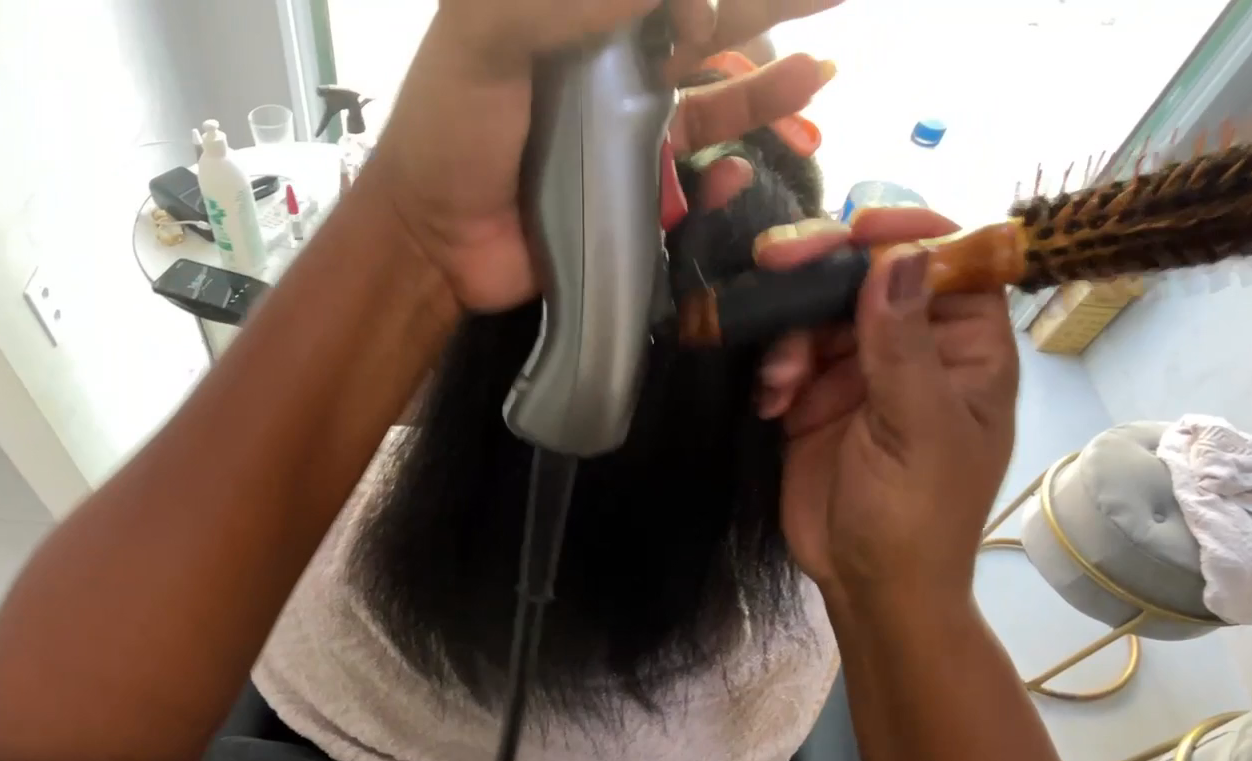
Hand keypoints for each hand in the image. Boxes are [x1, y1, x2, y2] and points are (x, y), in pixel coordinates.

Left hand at [371, 0, 843, 311]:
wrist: (433, 245)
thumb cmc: (446, 134)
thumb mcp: (487, 38)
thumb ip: (567, 2)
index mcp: (576, 18)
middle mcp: (609, 68)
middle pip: (704, 25)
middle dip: (766, 6)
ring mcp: (623, 134)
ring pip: (711, 99)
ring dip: (766, 88)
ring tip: (819, 73)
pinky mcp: (628, 195)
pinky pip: (691, 177)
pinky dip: (725, 172)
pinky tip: (747, 165)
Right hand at [755, 209, 1019, 612]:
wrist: (866, 581)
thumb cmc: (916, 513)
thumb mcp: (916, 428)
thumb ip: (902, 345)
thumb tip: (896, 259)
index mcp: (964, 350)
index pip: (946, 265)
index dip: (907, 235)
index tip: (856, 227)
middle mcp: (912, 350)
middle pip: (867, 280)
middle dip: (821, 274)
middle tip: (774, 260)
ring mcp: (857, 375)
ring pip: (816, 317)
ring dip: (788, 338)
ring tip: (780, 384)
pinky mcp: (811, 401)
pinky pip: (785, 359)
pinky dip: (772, 373)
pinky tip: (770, 404)